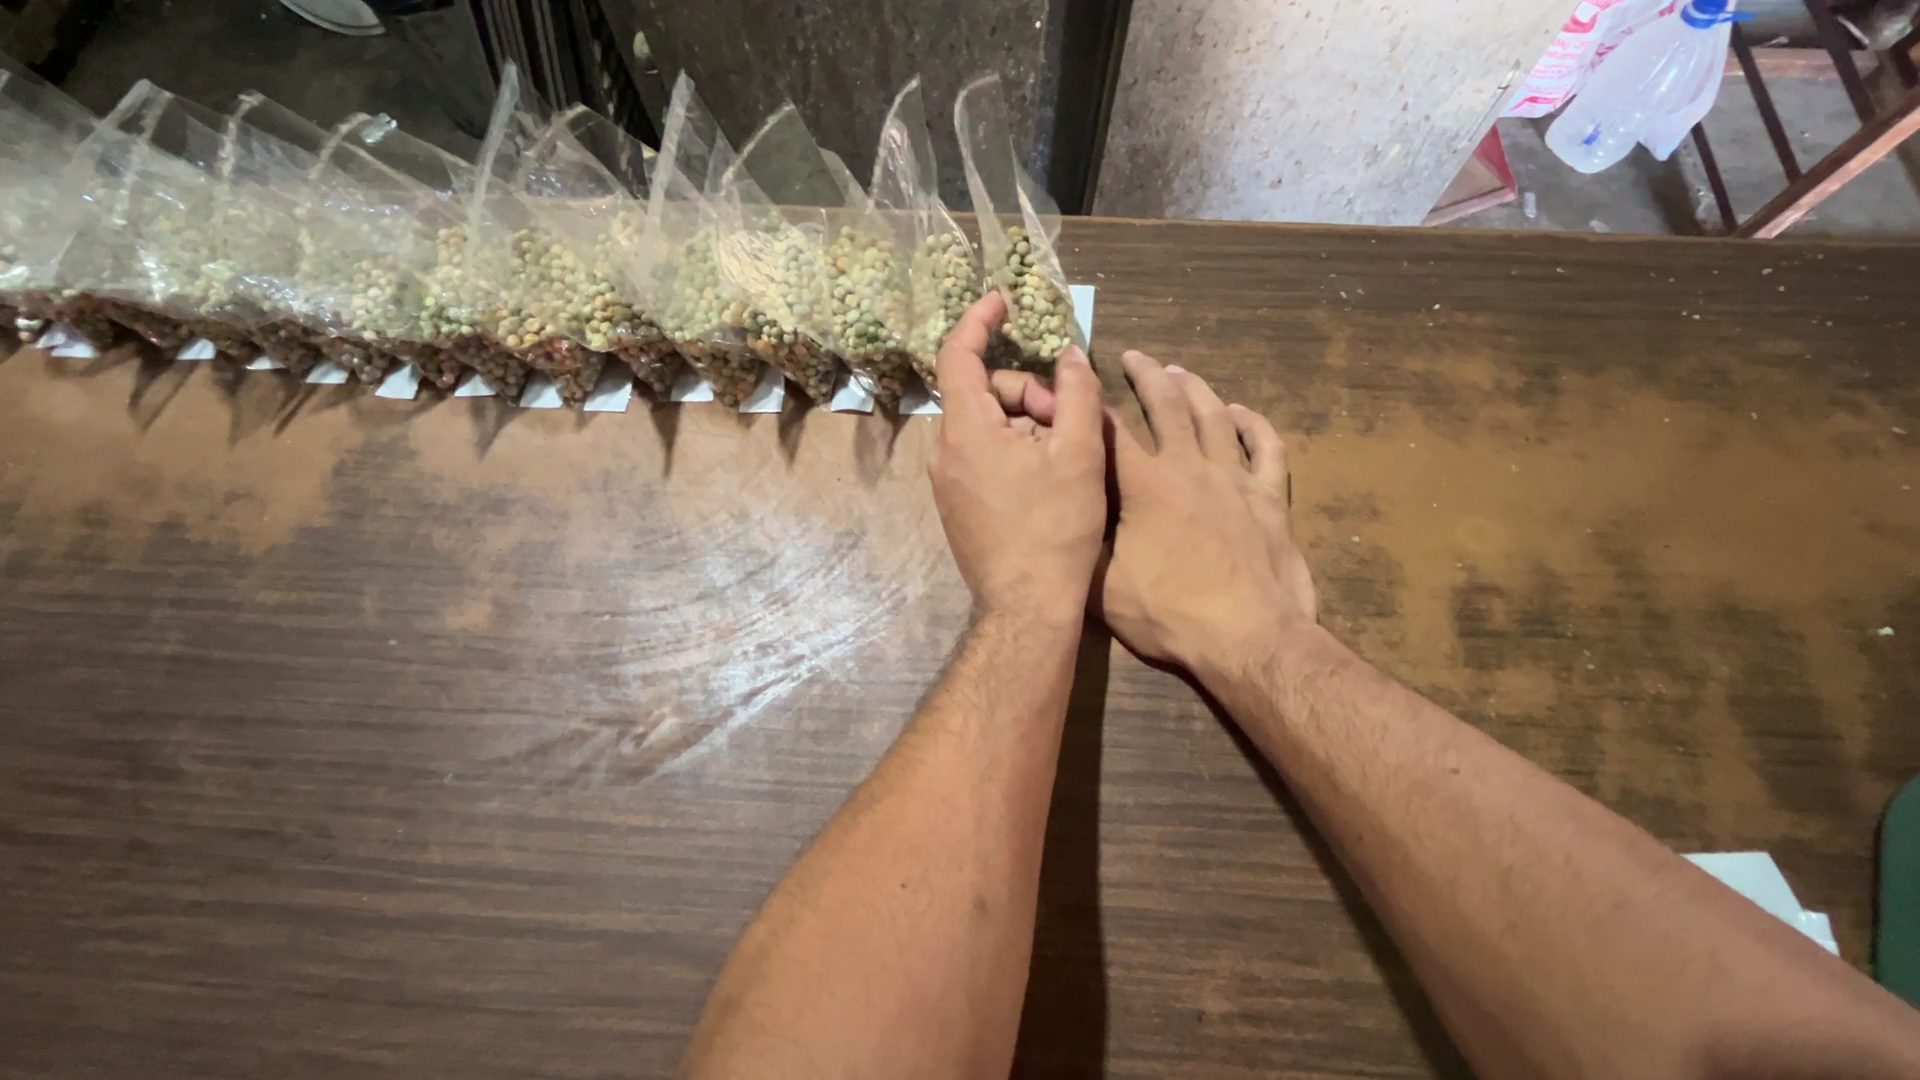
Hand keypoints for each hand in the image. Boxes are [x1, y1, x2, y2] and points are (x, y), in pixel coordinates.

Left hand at [929, 292, 1105, 624]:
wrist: (1026, 606)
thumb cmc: (1055, 529)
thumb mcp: (1080, 454)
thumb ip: (1078, 394)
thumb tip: (1071, 356)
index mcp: (965, 430)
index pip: (958, 354)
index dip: (979, 321)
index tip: (1002, 301)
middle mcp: (944, 452)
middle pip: (982, 393)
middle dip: (1028, 392)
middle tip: (1068, 419)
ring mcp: (947, 482)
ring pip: (985, 426)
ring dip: (1025, 423)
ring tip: (1065, 453)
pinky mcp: (956, 506)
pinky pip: (981, 456)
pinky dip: (1013, 449)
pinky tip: (1046, 476)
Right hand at [1097, 349, 1316, 678]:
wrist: (1248, 638)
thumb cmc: (1169, 613)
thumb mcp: (1102, 586)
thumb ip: (1081, 542)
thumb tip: (1064, 511)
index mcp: (1144, 484)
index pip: (1111, 431)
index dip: (1092, 406)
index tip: (1078, 386)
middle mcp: (1189, 466)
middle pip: (1166, 406)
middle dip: (1145, 376)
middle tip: (1134, 355)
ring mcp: (1234, 478)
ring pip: (1214, 417)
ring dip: (1194, 389)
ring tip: (1178, 371)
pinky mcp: (1270, 498)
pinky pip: (1266, 448)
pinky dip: (1253, 424)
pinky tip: (1241, 412)